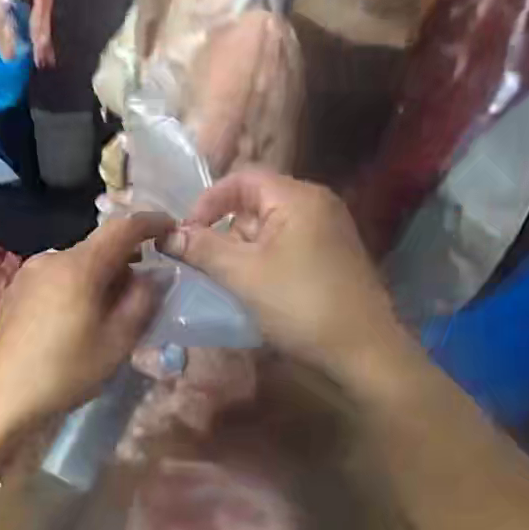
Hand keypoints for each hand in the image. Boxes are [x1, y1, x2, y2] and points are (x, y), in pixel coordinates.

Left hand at [0, 213, 171, 439]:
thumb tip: (156, 274)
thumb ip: (143, 301)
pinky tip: (74, 321)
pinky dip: (73, 288)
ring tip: (107, 314)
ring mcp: (26, 274)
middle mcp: (49, 259)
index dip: (151, 223)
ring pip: (74, 265)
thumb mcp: (116, 342)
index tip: (171, 229)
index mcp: (78, 265)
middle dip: (124, 263)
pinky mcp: (12, 292)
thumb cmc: (63, 372)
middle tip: (142, 294)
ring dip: (97, 278)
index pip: (123, 228)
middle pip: (96, 248)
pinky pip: (54, 279)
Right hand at [161, 171, 401, 372]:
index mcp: (298, 198)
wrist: (361, 351)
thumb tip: (167, 235)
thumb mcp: (242, 274)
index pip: (241, 179)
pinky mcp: (326, 257)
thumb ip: (202, 248)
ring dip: (238, 251)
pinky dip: (258, 262)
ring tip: (226, 281)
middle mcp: (315, 205)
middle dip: (222, 231)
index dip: (207, 202)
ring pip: (264, 228)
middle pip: (252, 203)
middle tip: (203, 264)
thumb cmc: (300, 304)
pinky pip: (280, 246)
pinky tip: (250, 289)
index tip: (186, 235)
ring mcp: (324, 231)